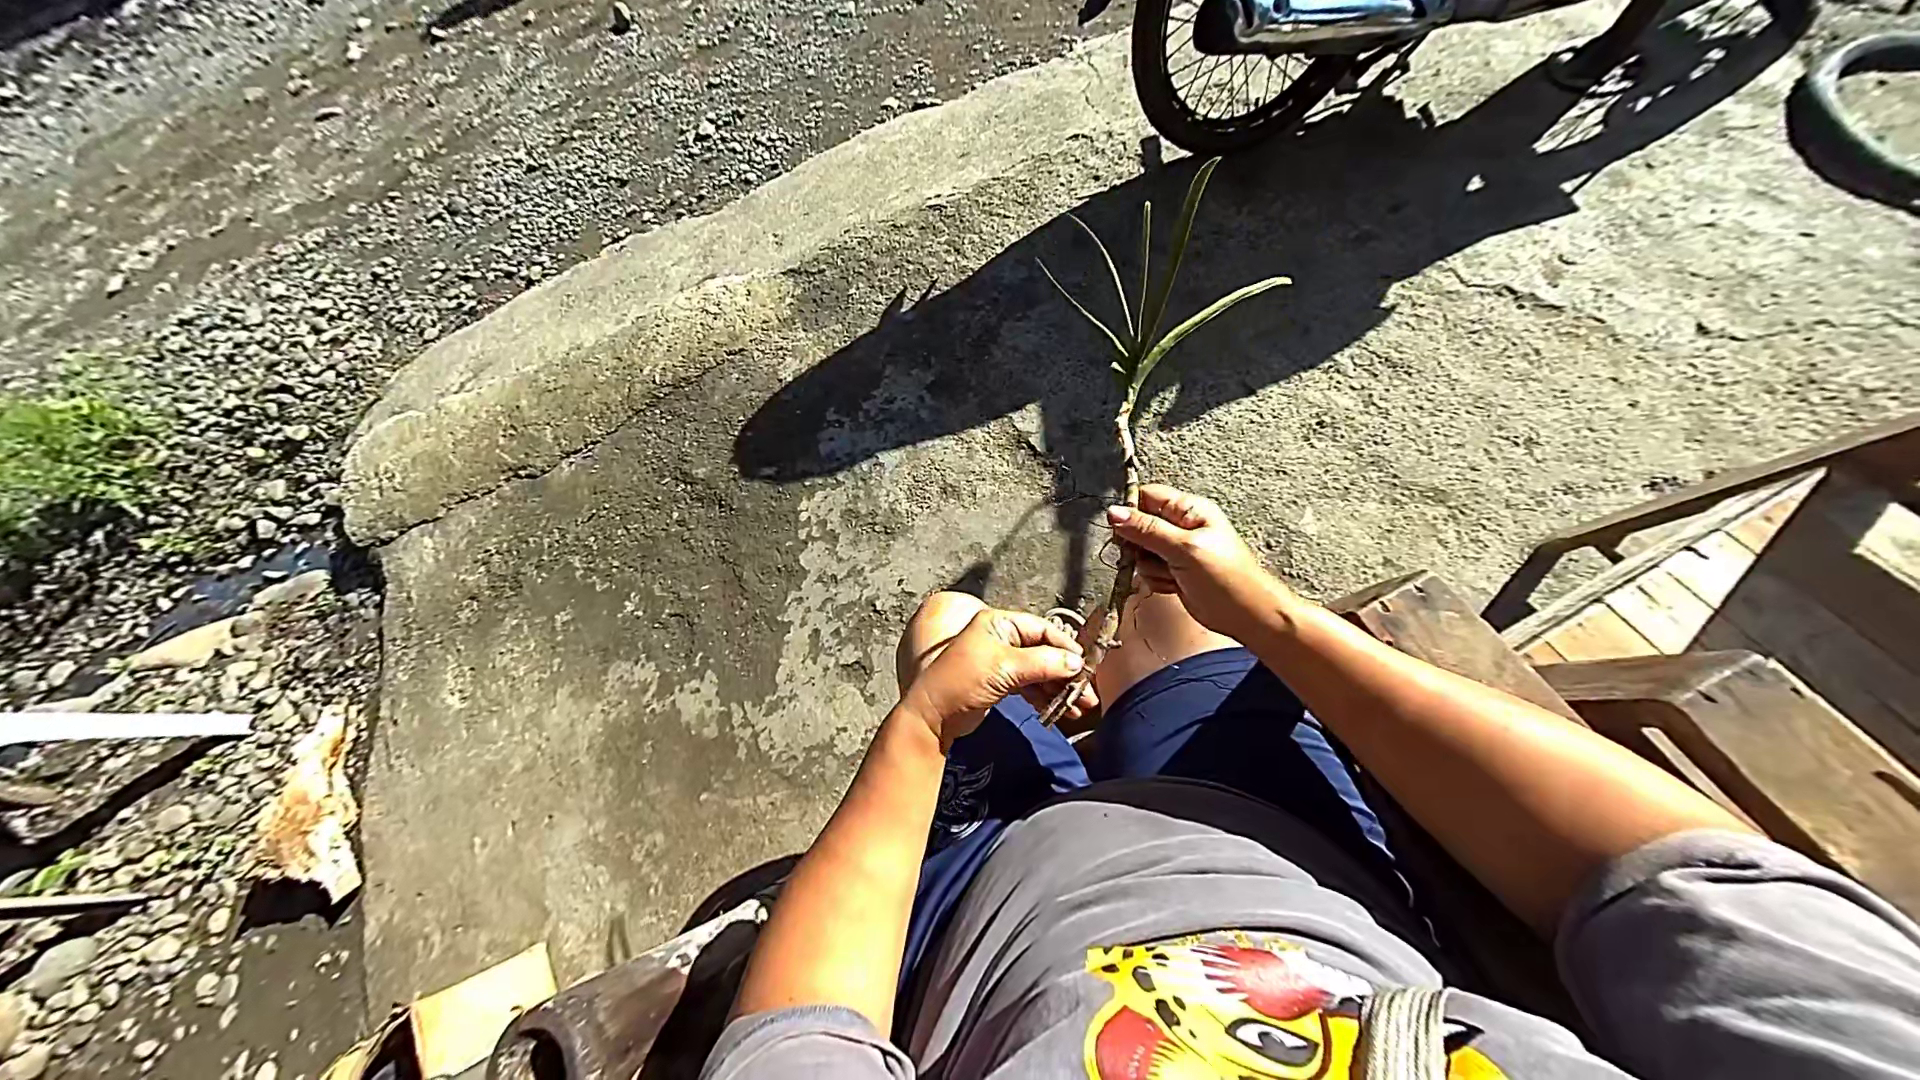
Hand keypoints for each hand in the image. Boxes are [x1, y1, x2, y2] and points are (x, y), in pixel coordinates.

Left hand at [899, 608, 1086, 746]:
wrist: (933, 716)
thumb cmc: (961, 681)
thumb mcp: (1005, 667)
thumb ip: (1043, 663)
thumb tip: (1076, 663)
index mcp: (998, 623)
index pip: (1042, 629)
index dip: (1065, 647)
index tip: (1084, 666)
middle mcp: (1000, 638)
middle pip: (1044, 651)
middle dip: (1066, 672)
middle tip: (1086, 693)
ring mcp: (1000, 661)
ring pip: (1039, 671)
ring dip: (1059, 688)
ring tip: (1079, 706)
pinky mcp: (1000, 683)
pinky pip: (1030, 686)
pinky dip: (1045, 697)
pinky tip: (1060, 710)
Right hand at [1106, 485, 1297, 640]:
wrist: (1245, 615)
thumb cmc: (1227, 578)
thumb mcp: (1183, 548)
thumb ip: (1146, 530)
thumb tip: (1114, 512)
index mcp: (1189, 509)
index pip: (1146, 496)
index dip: (1130, 511)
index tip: (1124, 531)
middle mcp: (1181, 526)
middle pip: (1138, 526)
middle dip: (1138, 545)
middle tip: (1154, 556)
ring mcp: (1176, 550)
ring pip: (1140, 552)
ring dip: (1150, 567)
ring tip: (1173, 574)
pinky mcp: (1172, 570)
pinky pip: (1148, 571)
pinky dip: (1156, 580)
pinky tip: (1175, 584)